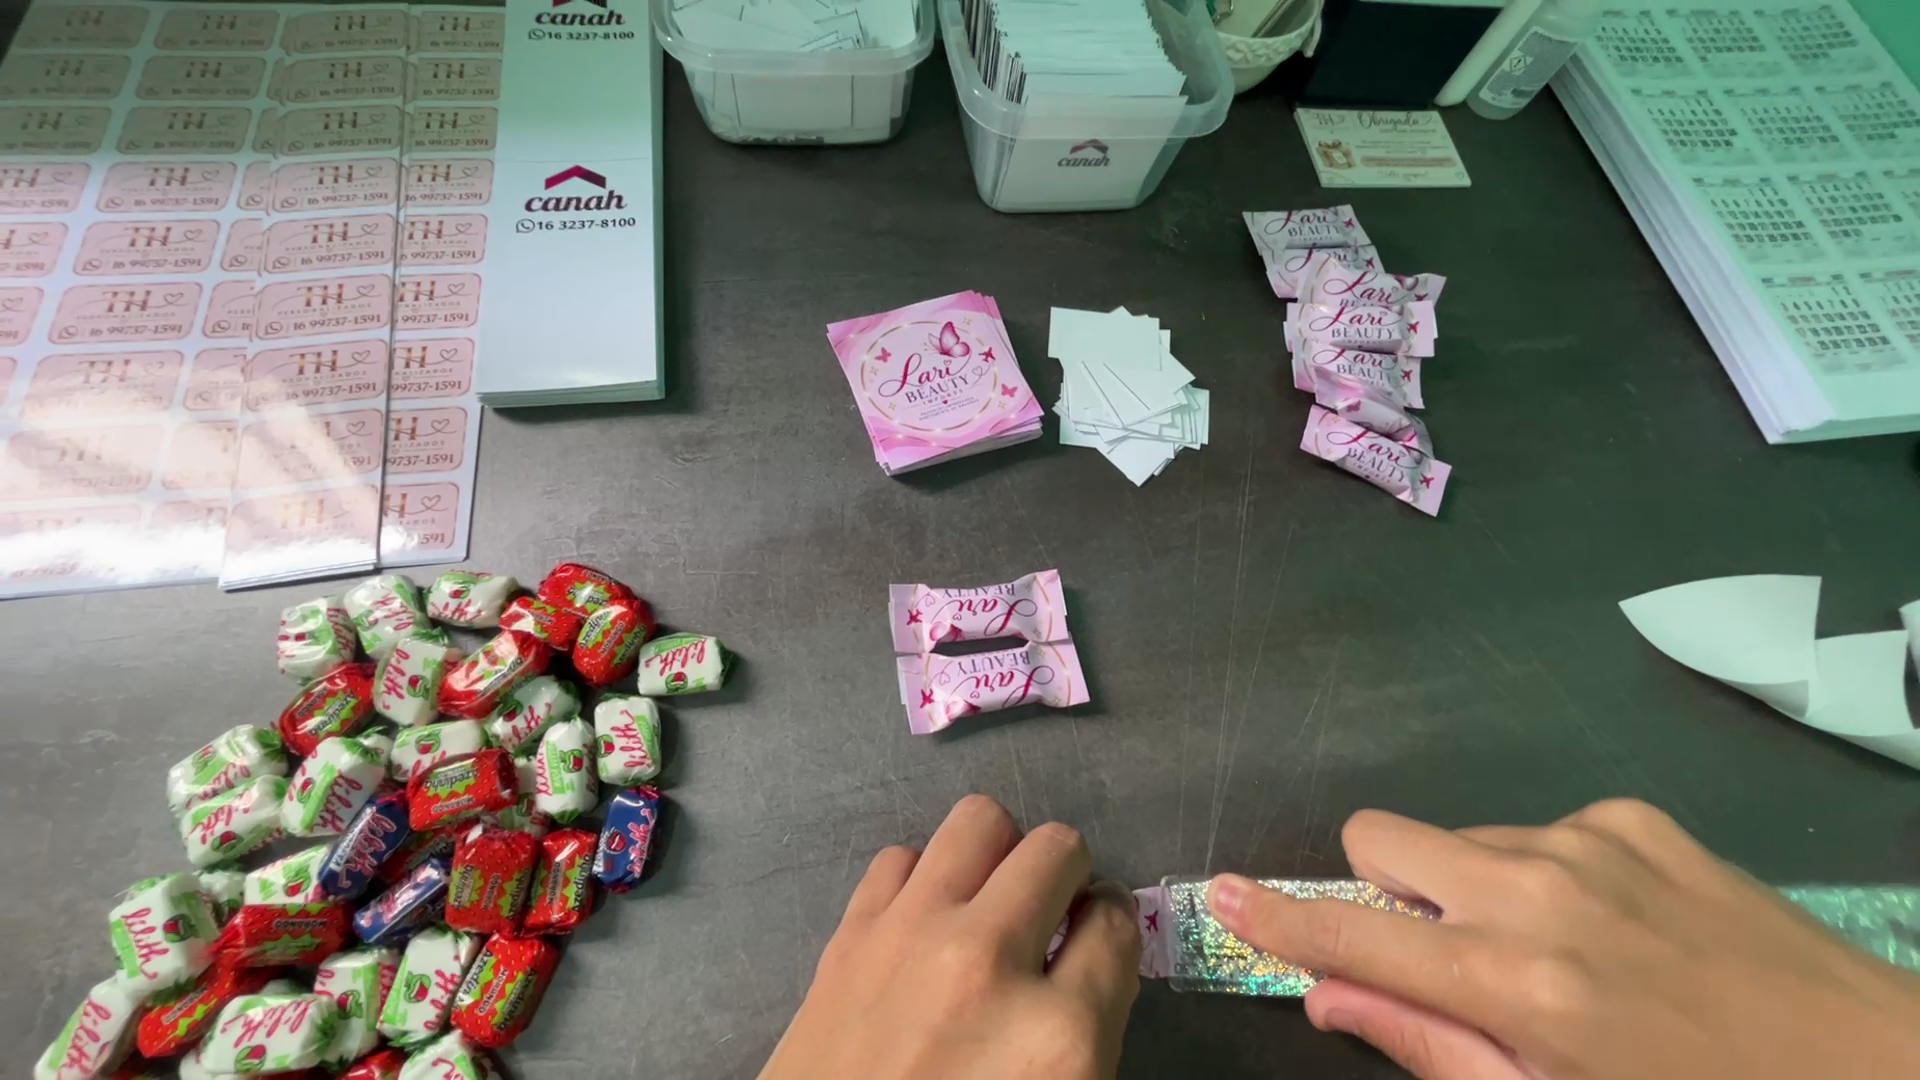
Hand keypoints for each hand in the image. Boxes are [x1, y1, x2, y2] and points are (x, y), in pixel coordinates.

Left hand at [761, 794, 1139, 1079]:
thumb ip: (1088, 1023)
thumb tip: (1090, 945)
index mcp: (1058, 1038)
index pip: (1116, 924)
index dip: (1111, 924)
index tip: (1096, 932)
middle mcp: (988, 964)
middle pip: (1056, 848)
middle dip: (1066, 874)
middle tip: (1049, 911)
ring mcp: (910, 937)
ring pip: (979, 820)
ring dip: (998, 853)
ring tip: (989, 896)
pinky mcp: (849, 934)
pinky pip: (901, 856)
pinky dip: (921, 880)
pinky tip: (921, 921)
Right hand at [1208, 798, 1919, 1079]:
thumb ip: (1430, 1048)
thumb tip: (1324, 996)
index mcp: (1524, 985)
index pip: (1356, 936)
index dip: (1278, 918)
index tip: (1220, 894)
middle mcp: (1539, 889)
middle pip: (1379, 836)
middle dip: (1382, 887)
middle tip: (1444, 948)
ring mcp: (1587, 838)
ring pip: (1456, 839)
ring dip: (1473, 890)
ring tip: (1564, 951)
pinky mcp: (1630, 816)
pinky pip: (1532, 829)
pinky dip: (1543, 874)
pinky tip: (1621, 923)